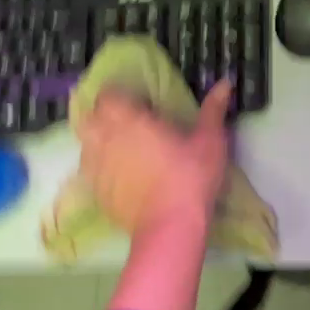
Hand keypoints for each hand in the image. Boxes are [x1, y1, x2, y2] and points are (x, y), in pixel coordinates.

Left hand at [78, 79, 231, 238]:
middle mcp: (107, 140)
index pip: (107, 96)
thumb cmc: (191, 176)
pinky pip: (89, 172)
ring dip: (97, 140)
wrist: (170, 227)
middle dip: (101, 115)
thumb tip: (224, 83)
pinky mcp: (97, 193)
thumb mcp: (210, 140)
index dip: (119, 95)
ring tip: (120, 145)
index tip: (137, 101)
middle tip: (124, 120)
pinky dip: (99, 167)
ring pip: (85, 145)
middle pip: (88, 118)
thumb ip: (213, 110)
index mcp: (131, 121)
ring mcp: (97, 168)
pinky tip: (119, 174)